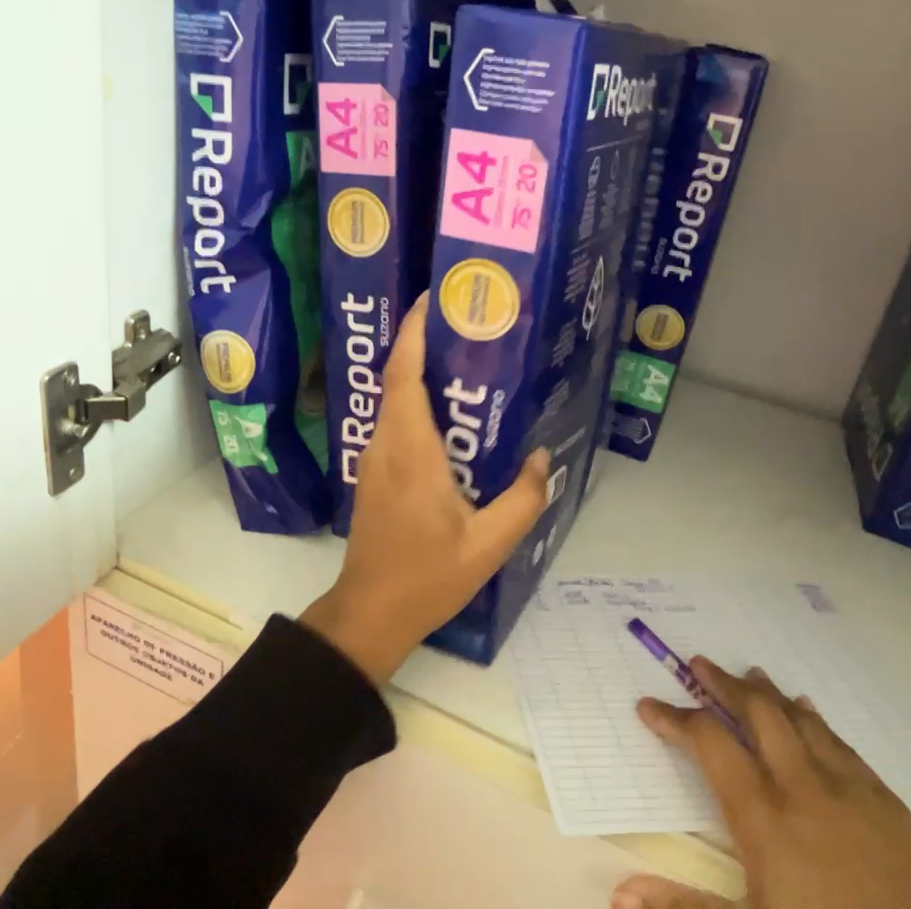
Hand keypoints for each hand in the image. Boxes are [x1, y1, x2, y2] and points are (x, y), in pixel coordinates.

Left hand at [299, 293, 551, 683]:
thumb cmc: (427, 577)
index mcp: (410, 452)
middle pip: (398, 378)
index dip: (414, 332)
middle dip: (425, 343)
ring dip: (420, 373)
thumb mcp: (489, 545)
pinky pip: (394, 422)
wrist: (371, 612)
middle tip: (469, 324)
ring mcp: (374, 459)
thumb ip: (522, 499)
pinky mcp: (374, 473)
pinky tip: (450, 414)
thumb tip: (540, 458)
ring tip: (466, 359)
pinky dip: (416, 402)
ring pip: (394, 400)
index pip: (403, 375)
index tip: (433, 298)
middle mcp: (385, 445)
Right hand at [612, 658, 910, 908]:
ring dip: (770, 693)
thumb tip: (618, 894)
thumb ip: (684, 908)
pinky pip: (841, 742)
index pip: (709, 744)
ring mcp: (849, 788)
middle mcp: (802, 786)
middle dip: (725, 685)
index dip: (675, 719)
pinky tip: (809, 712)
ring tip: (750, 673)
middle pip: (758, 714)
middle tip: (699, 664)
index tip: (648, 705)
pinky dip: (815, 719)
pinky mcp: (886, 801)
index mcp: (762, 816)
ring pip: (801, 719)